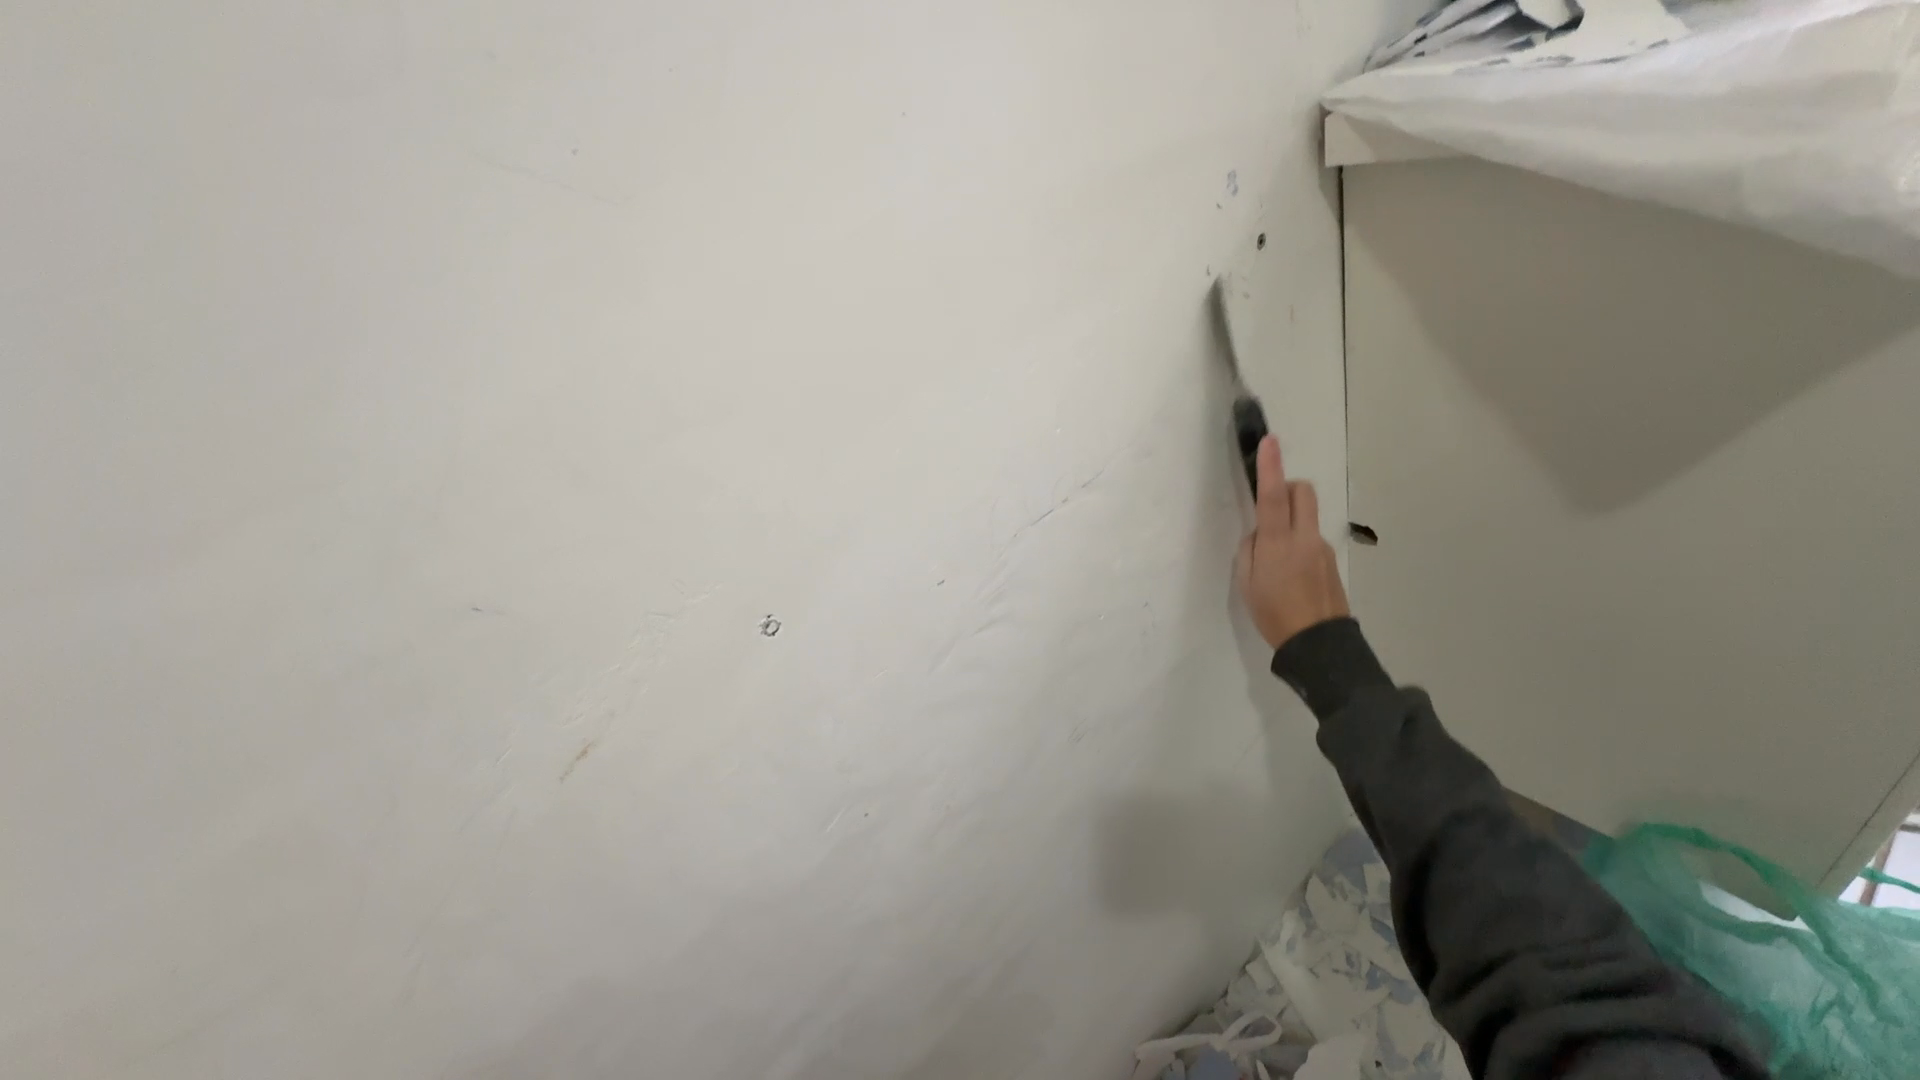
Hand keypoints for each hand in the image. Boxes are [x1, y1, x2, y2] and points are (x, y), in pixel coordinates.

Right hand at [1237, 435, 1349, 648]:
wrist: (1319, 644)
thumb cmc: (1274, 614)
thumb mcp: (1247, 583)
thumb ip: (1251, 550)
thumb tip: (1261, 534)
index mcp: (1278, 542)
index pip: (1274, 495)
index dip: (1271, 467)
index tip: (1270, 441)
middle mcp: (1305, 538)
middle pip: (1303, 492)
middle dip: (1288, 487)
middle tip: (1271, 507)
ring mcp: (1322, 549)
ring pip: (1307, 518)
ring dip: (1290, 523)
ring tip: (1274, 563)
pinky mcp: (1331, 562)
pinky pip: (1310, 541)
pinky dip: (1297, 546)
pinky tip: (1290, 578)